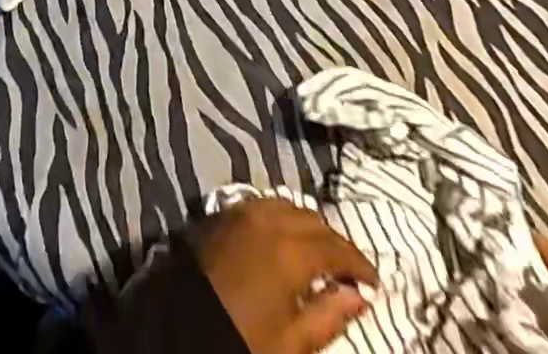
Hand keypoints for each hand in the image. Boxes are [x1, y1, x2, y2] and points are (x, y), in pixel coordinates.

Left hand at [189, 198, 380, 353]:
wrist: (173, 325)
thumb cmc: (237, 336)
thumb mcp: (289, 343)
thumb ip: (328, 316)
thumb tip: (359, 296)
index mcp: (289, 250)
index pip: (336, 248)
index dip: (359, 265)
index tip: (374, 283)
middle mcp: (269, 219)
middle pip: (314, 221)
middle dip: (335, 243)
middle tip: (348, 270)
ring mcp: (242, 211)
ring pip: (289, 207)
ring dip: (308, 227)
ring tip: (318, 254)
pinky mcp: (222, 213)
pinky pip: (264, 206)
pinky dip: (282, 218)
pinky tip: (285, 239)